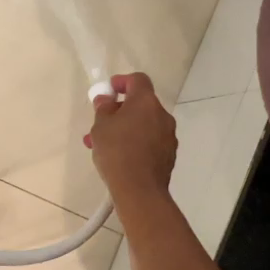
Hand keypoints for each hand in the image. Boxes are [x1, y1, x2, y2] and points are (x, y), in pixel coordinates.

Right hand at [84, 72, 176, 197]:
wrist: (139, 190)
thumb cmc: (116, 151)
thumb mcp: (100, 126)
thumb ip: (103, 108)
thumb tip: (106, 99)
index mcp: (146, 102)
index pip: (138, 80)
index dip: (122, 82)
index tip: (108, 92)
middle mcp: (162, 115)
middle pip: (141, 104)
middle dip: (120, 111)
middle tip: (102, 123)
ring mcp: (169, 136)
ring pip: (144, 125)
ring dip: (126, 129)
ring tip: (105, 145)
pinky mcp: (169, 155)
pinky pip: (150, 141)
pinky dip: (136, 143)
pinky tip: (120, 158)